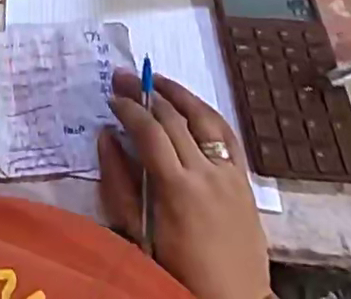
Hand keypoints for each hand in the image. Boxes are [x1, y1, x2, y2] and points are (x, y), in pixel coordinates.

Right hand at [100, 72, 271, 298]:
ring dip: (178, 93)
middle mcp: (205, 173)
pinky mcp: (245, 180)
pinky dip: (207, 113)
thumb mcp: (137, 233)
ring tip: (156, 79)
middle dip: (145, 92)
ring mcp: (229, 174)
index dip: (128, 108)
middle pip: (173, 118)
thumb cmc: (177, 272)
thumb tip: (106, 136)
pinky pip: (227, 135)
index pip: (149, 131)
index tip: (112, 98)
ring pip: (203, 117)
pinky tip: (192, 105)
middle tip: (123, 77)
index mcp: (176, 189)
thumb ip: (118, 182)